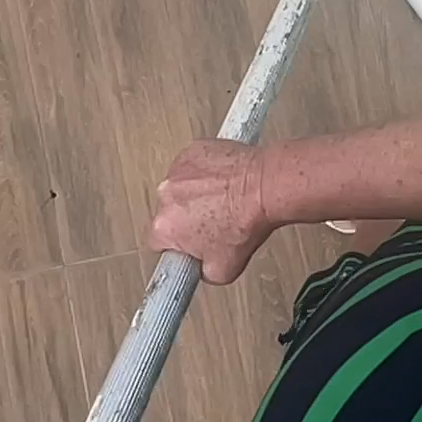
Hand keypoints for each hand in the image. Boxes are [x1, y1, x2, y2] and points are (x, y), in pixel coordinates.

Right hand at [146, 139, 273, 283]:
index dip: (175, 245)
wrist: (264, 186)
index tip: (187, 243)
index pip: (157, 241)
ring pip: (180, 187)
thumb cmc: (246, 221)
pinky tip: (223, 181)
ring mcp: (178, 168)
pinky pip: (193, 165)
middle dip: (186, 217)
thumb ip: (201, 271)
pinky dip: (205, 172)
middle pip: (169, 212)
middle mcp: (165, 194)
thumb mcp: (224, 270)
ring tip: (222, 200)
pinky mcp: (192, 150)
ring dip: (195, 193)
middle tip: (213, 221)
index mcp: (164, 226)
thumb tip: (201, 266)